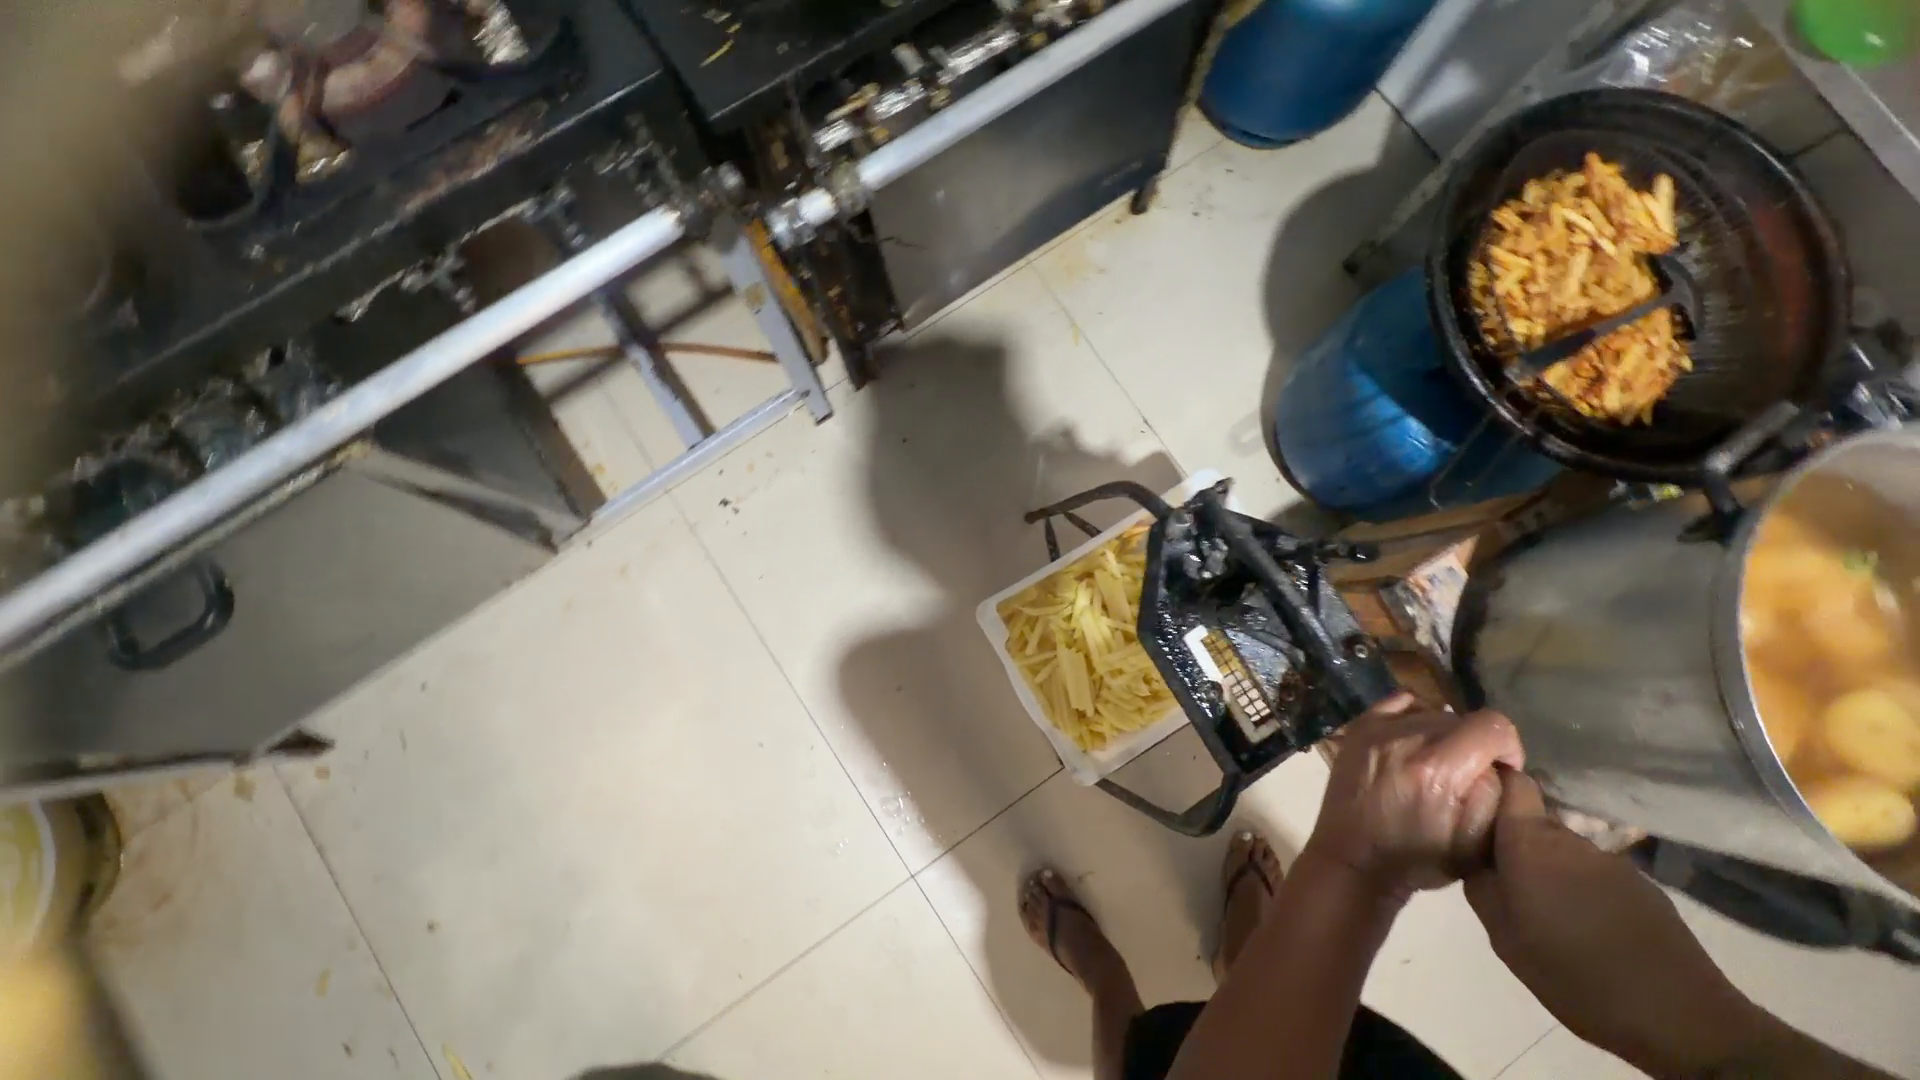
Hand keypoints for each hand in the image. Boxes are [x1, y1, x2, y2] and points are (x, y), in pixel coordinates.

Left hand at [1302, 693, 1521, 902]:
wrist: (1353, 858)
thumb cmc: (1418, 858)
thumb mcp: (1477, 842)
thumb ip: (1497, 794)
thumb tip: (1497, 763)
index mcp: (1438, 768)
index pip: (1493, 725)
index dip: (1508, 748)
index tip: (1501, 771)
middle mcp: (1405, 739)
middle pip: (1461, 719)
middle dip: (1475, 744)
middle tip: (1465, 775)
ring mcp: (1376, 730)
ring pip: (1431, 712)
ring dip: (1444, 734)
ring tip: (1436, 763)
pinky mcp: (1358, 728)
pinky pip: (1398, 703)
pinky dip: (1415, 715)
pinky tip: (1416, 740)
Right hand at [1463, 770, 1766, 1075]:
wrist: (1679, 1016)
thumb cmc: (1572, 972)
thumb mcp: (1503, 936)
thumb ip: (1482, 887)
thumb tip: (1479, 862)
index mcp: (1529, 843)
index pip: (1513, 784)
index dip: (1495, 783)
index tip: (1476, 800)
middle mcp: (1570, 839)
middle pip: (1534, 822)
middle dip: (1517, 841)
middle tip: (1505, 879)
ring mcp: (1612, 862)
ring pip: (1565, 851)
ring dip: (1552, 869)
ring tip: (1548, 910)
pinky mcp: (1644, 887)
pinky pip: (1596, 875)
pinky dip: (1583, 889)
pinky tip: (1587, 926)